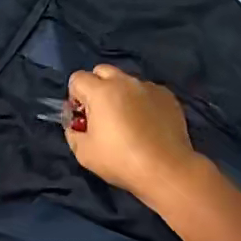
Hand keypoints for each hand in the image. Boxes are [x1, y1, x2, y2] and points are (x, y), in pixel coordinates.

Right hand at [65, 64, 201, 199]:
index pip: (77, 78)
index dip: (75, 97)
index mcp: (101, 92)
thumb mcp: (83, 152)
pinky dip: (141, 102)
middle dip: (96, 87)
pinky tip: (147, 125)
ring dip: (120, 94)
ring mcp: (149, 87)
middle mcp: (125, 82)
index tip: (82, 117)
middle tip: (101, 114)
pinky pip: (147, 92)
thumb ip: (73, 132)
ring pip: (126, 82)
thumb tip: (76, 124)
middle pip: (102, 71)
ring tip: (127, 122)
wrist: (165, 169)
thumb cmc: (120, 160)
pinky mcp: (168, 97)